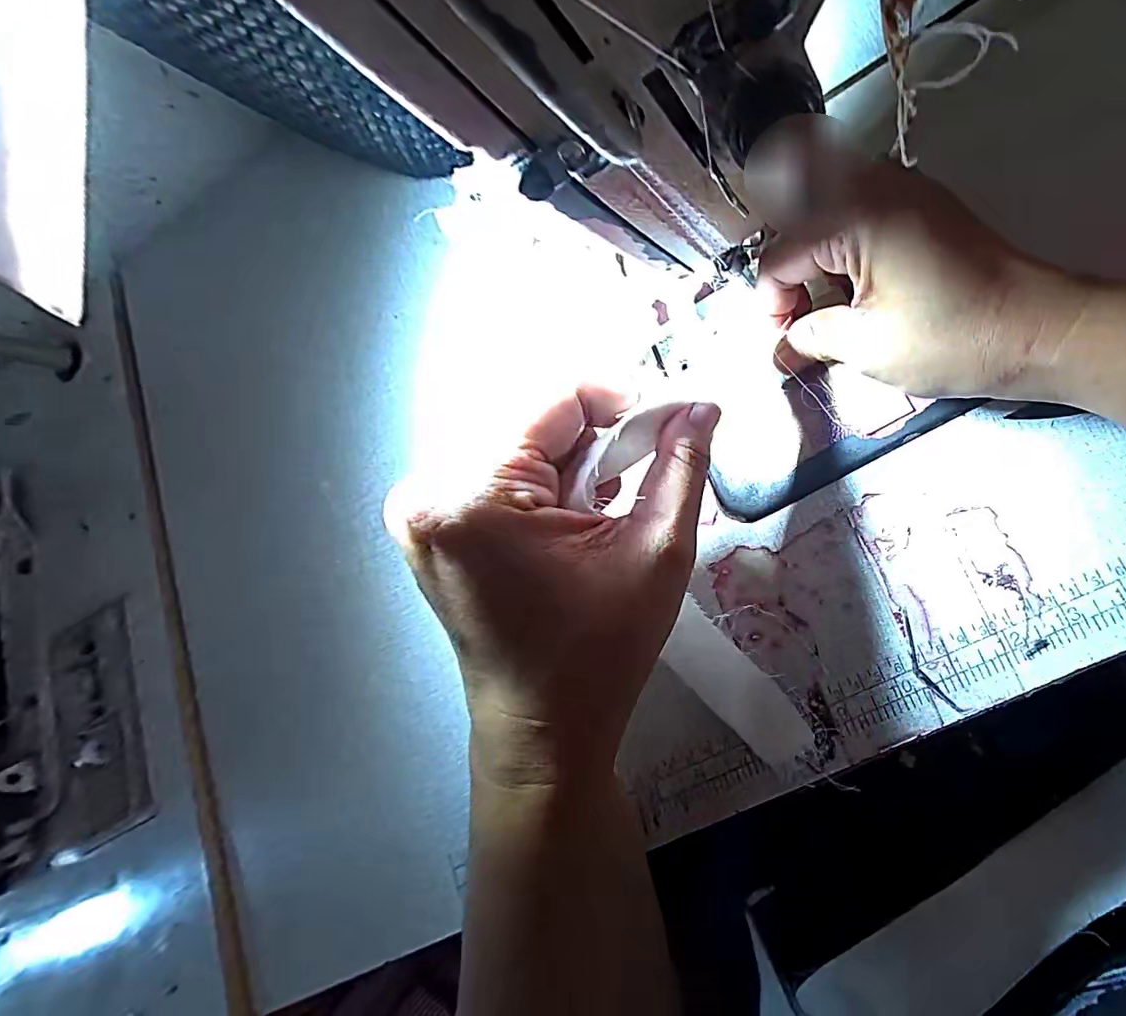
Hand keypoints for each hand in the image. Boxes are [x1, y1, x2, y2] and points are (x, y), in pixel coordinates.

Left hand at [385, 386, 719, 785]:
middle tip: (644, 465)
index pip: (552, 398)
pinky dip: (549, 478)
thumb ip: (681, 466)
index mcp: (471, 495)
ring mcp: (424, 509)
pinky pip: (500, 471)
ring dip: (575, 456)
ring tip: (610, 502)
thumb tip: (702, 407)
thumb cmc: (599, 653)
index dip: (619, 396)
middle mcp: (430, 491)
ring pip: (519, 441)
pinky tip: (577, 514)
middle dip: (598, 432)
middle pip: (532, 417)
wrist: (544, 730)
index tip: (666, 416)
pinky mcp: (435, 525)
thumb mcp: (656, 552)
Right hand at [755, 148, 1095, 400]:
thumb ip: (812, 337)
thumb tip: (782, 347)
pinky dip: (847, 247)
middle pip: (798, 219)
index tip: (787, 341)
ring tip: (831, 308)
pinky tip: (861, 289)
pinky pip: (863, 211)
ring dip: (817, 258)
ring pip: (828, 210)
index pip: (780, 254)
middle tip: (802, 318)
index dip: (772, 303)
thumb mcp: (869, 346)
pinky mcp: (926, 204)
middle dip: (789, 272)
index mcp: (852, 214)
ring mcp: (905, 188)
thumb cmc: (952, 339)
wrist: (1039, 328)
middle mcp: (874, 183)